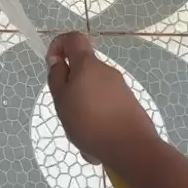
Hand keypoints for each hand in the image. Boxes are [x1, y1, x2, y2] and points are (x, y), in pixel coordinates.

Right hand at [47, 32, 157, 168]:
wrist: (133, 150)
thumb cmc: (90, 122)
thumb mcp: (61, 100)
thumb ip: (56, 77)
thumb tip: (58, 61)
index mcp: (87, 64)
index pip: (73, 38)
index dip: (59, 45)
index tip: (53, 66)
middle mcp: (106, 71)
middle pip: (83, 70)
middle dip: (72, 87)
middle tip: (66, 109)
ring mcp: (121, 88)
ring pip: (94, 92)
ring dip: (84, 107)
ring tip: (81, 133)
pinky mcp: (131, 106)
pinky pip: (107, 106)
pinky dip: (98, 118)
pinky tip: (96, 142)